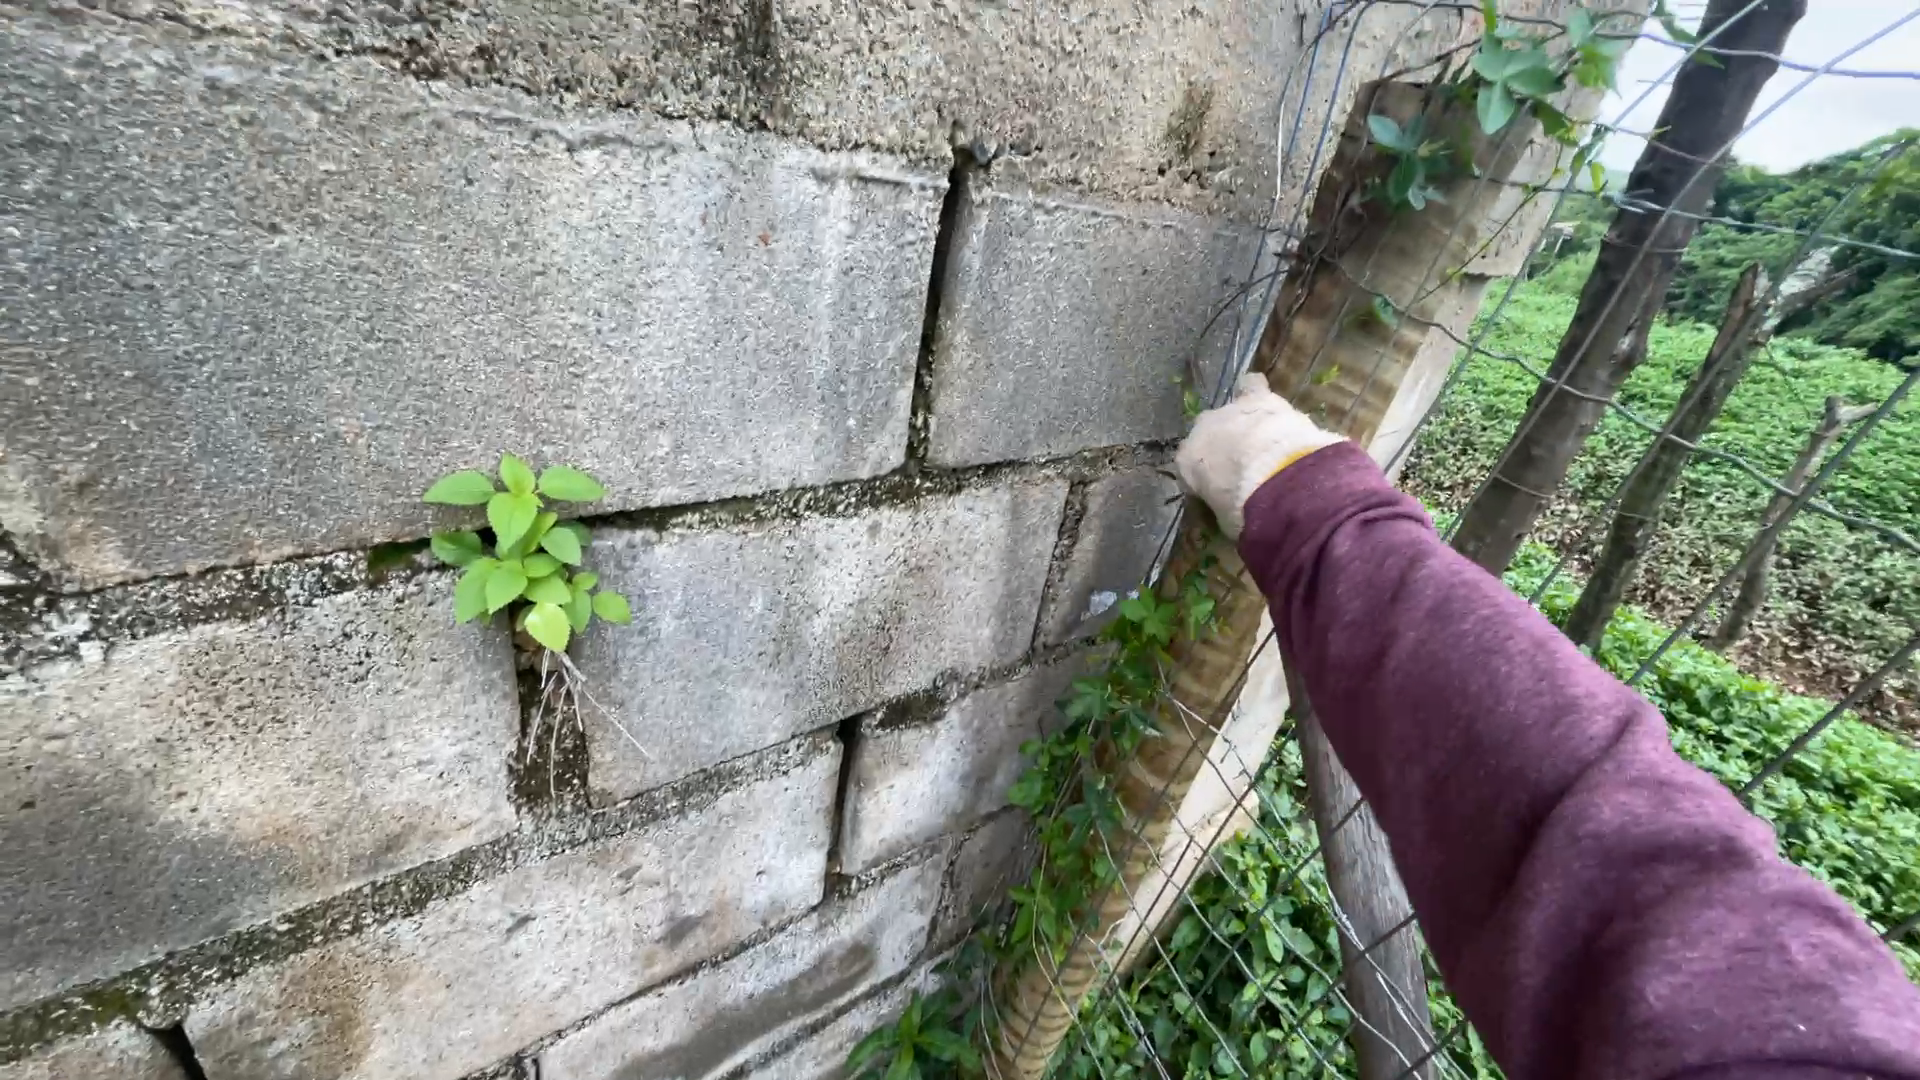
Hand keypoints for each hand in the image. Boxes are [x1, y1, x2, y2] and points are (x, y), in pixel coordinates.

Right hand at [1175, 372, 1344, 538]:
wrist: (1272, 479)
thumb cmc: (1242, 508)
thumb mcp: (1223, 517)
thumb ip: (1221, 504)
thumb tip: (1227, 508)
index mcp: (1186, 463)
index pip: (1191, 466)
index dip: (1208, 476)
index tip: (1223, 489)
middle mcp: (1200, 431)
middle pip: (1208, 432)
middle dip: (1224, 444)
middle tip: (1245, 463)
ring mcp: (1228, 411)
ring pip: (1229, 410)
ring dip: (1243, 420)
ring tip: (1261, 435)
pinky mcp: (1258, 398)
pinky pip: (1250, 385)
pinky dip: (1255, 391)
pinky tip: (1265, 397)